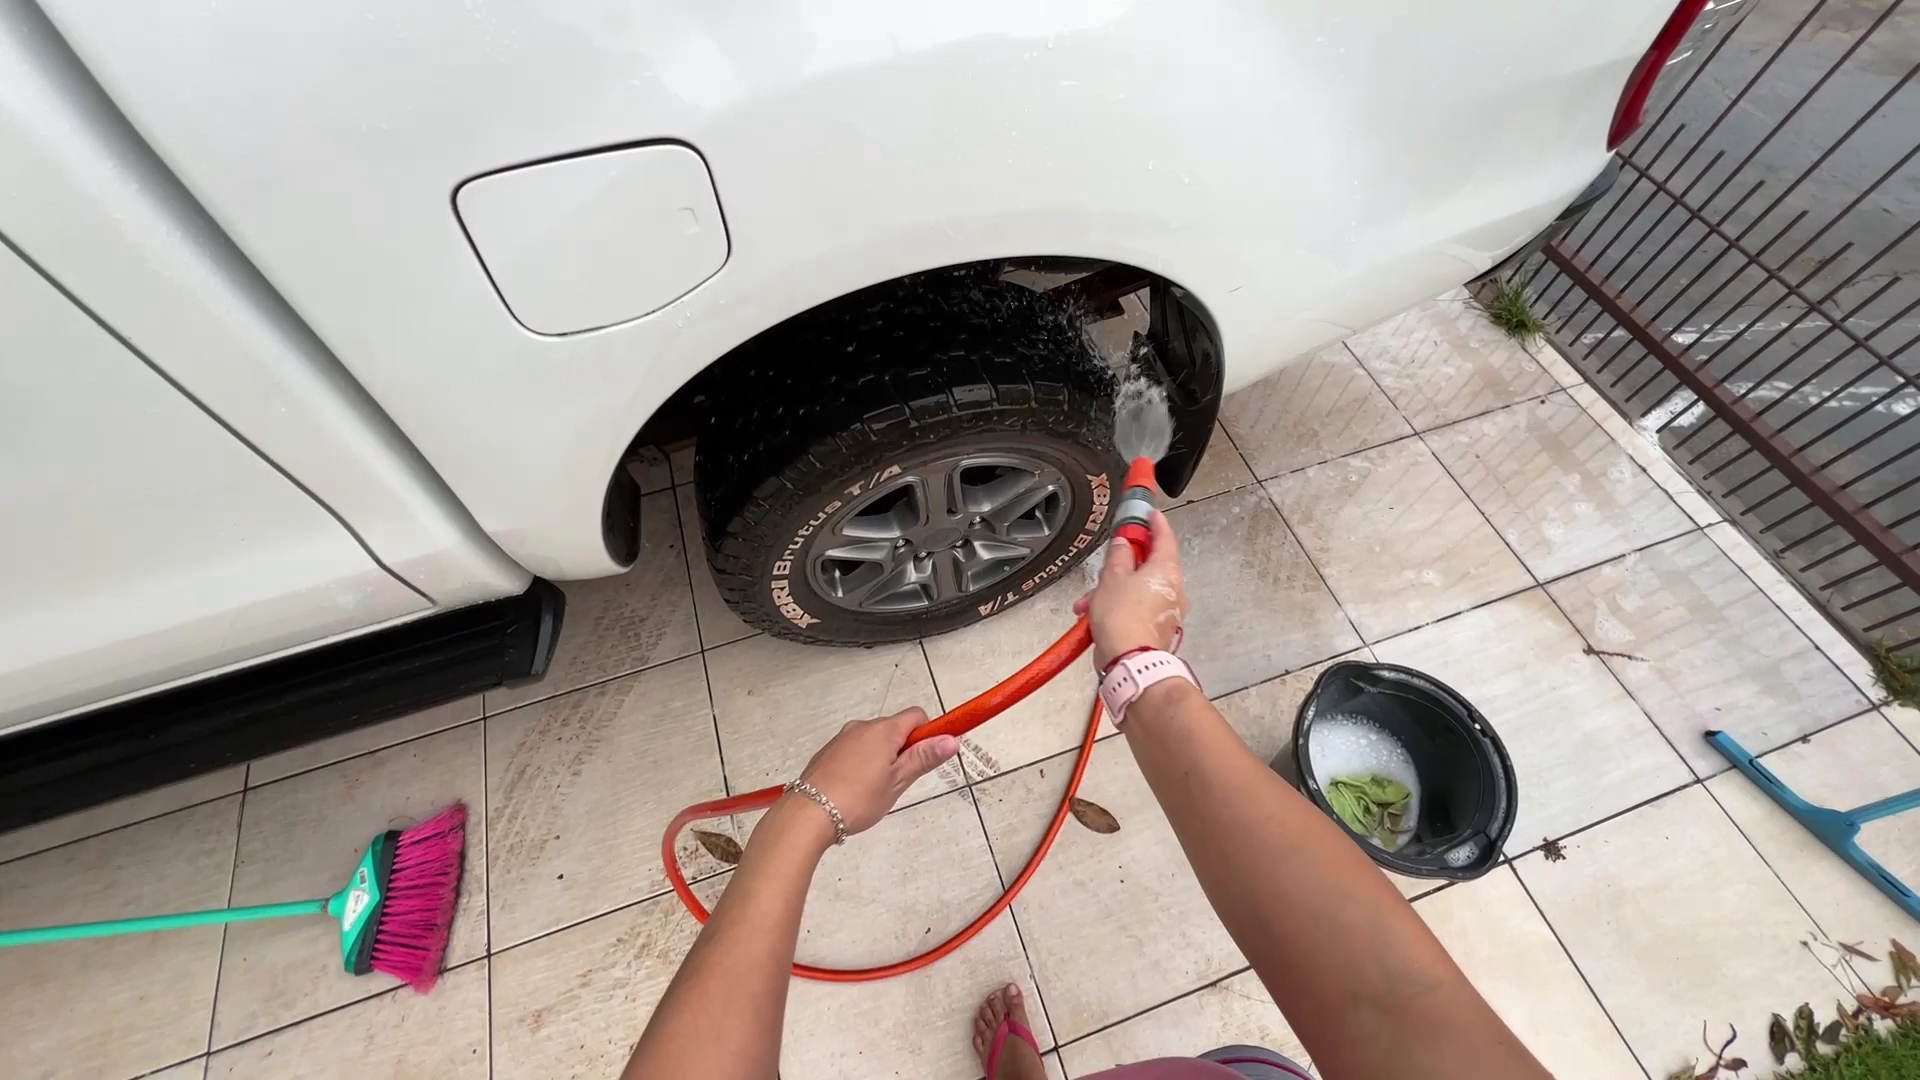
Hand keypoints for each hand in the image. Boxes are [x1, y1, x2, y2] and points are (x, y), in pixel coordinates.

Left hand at [793, 707, 958, 835]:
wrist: (808, 814)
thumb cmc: (858, 798)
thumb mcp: (898, 781)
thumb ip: (924, 758)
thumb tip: (952, 739)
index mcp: (883, 730)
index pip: (916, 716)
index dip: (927, 734)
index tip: (926, 758)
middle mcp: (862, 726)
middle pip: (894, 729)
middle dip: (903, 750)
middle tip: (899, 782)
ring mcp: (842, 738)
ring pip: (873, 741)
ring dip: (881, 758)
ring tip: (874, 791)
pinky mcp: (827, 752)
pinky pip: (854, 750)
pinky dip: (861, 763)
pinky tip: (854, 790)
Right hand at [1074, 509, 1188, 669]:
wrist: (1128, 661)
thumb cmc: (1122, 619)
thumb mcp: (1111, 577)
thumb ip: (1118, 555)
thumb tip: (1122, 544)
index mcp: (1166, 569)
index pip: (1165, 536)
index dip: (1155, 522)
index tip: (1149, 513)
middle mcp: (1174, 589)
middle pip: (1151, 564)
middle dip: (1123, 563)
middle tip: (1109, 559)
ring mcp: (1168, 610)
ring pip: (1140, 588)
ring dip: (1114, 589)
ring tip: (1089, 601)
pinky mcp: (1158, 627)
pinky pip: (1138, 607)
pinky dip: (1119, 606)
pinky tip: (1097, 614)